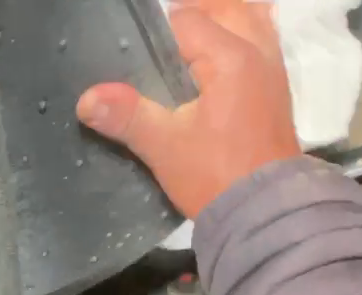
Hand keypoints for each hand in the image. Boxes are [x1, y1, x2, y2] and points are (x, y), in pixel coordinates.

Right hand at [75, 0, 301, 219]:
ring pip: (250, 15)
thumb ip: (127, 117)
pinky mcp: (275, 86)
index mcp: (230, 57)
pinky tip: (218, 55)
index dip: (156, 33)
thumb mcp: (163, 148)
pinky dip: (240, 32)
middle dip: (191, 14)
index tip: (133, 54)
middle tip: (158, 41)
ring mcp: (271, 66)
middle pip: (224, 6)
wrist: (261, 207)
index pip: (187, 21)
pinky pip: (261, 37)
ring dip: (220, 17)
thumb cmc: (213, 174)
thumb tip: (86, 98)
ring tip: (188, 40)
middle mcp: (257, 49)